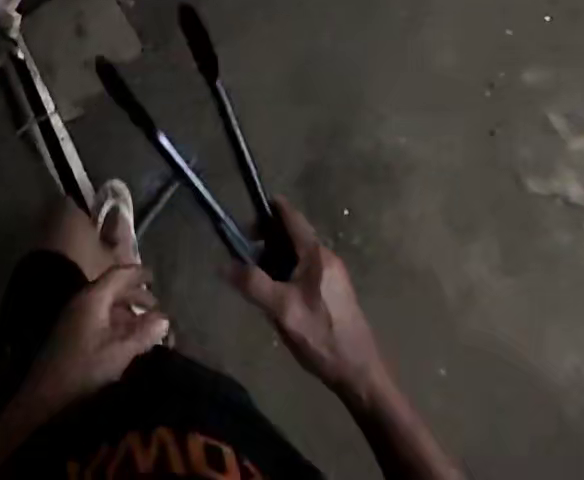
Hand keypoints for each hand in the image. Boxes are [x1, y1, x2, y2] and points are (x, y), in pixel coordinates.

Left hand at [16, 265, 169, 414]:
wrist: (46, 391)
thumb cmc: (84, 366)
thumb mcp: (118, 351)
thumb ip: (143, 333)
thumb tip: (165, 318)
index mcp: (93, 297)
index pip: (118, 274)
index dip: (138, 273)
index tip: (155, 276)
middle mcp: (84, 300)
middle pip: (113, 288)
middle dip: (136, 294)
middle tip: (157, 304)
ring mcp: (77, 315)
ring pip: (107, 304)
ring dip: (127, 309)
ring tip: (147, 322)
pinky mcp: (74, 331)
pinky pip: (101, 316)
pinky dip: (117, 321)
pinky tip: (128, 336)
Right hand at [230, 199, 388, 399]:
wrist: (360, 376)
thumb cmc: (322, 337)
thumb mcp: (282, 310)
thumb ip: (252, 284)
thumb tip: (223, 265)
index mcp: (316, 254)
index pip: (290, 216)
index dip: (268, 208)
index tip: (244, 212)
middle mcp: (326, 257)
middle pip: (291, 233)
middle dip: (265, 237)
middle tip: (242, 251)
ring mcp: (332, 274)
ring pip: (296, 252)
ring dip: (274, 256)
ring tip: (255, 274)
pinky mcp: (333, 291)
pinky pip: (303, 268)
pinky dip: (285, 269)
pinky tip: (275, 292)